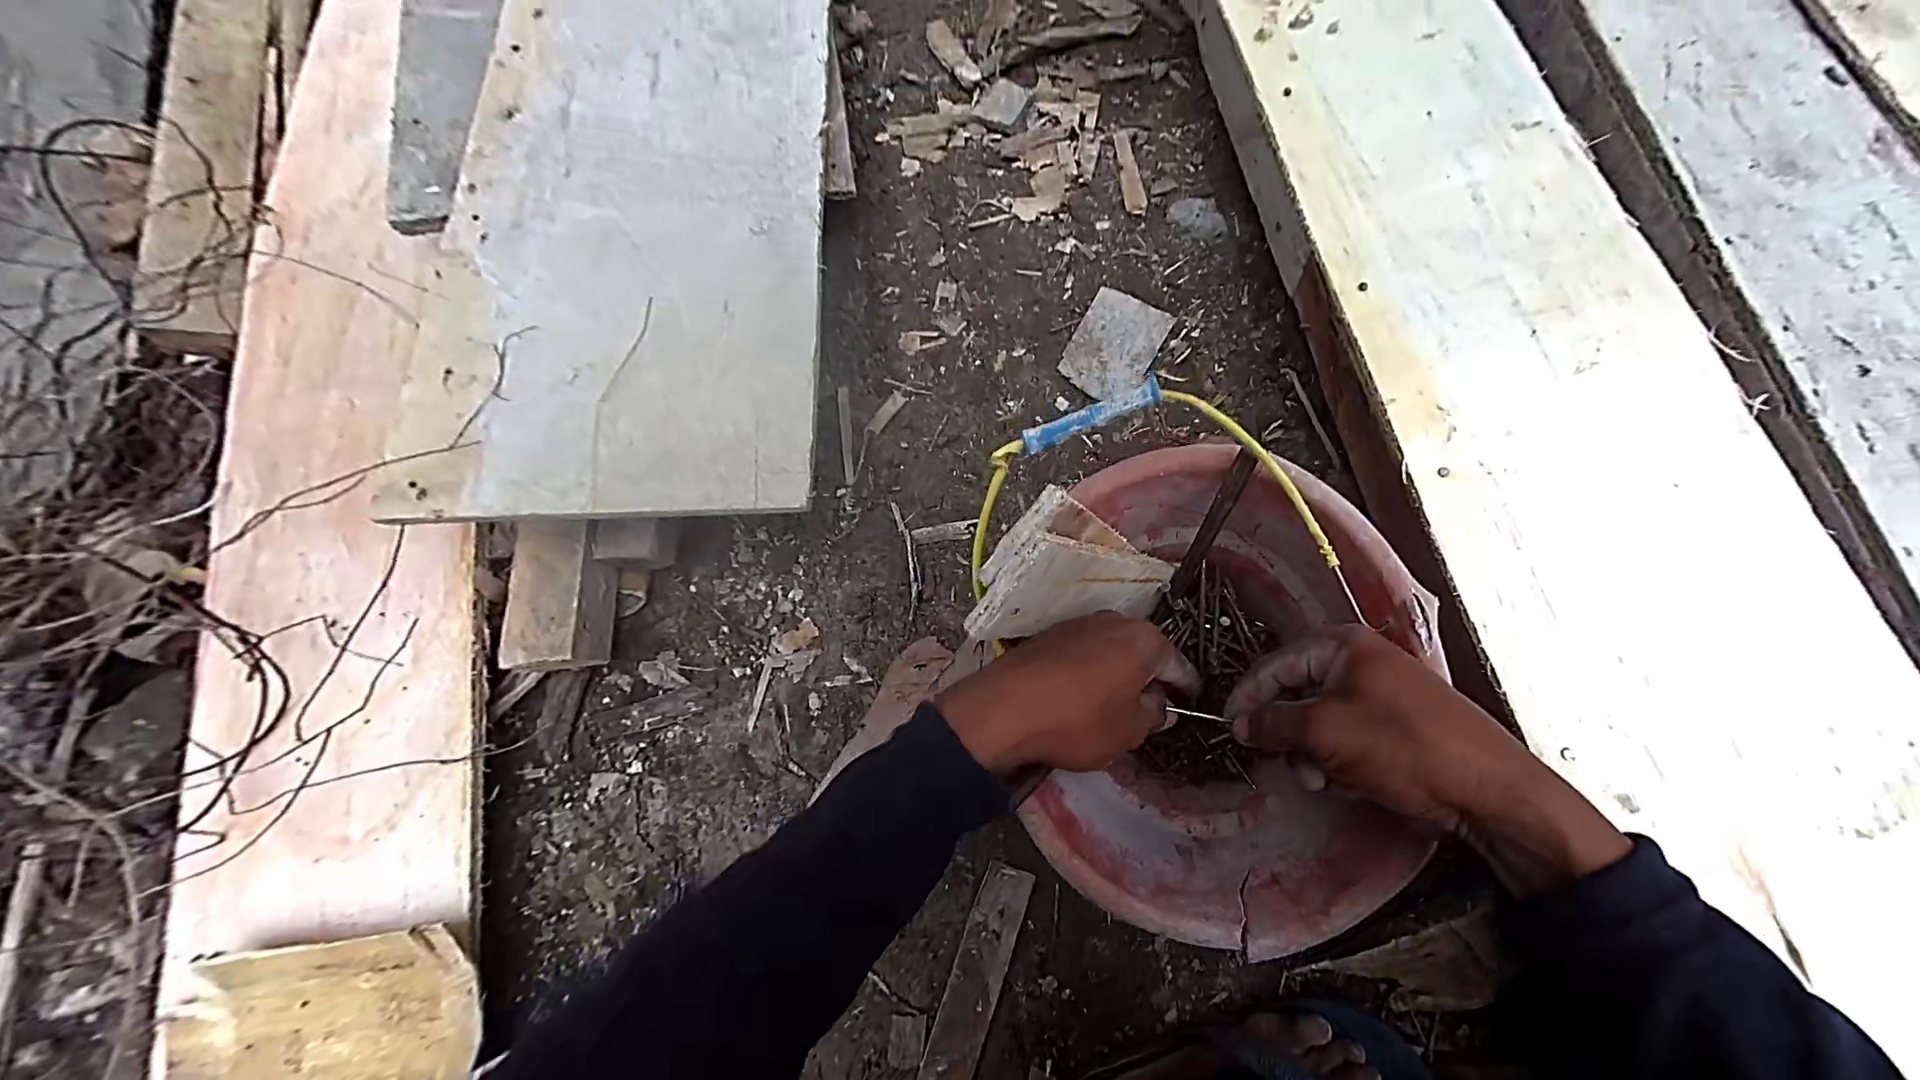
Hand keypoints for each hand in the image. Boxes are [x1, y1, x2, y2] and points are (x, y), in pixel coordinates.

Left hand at [936, 612, 1198, 774]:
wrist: (1003, 707)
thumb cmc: (1078, 719)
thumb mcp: (1129, 731)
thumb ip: (1153, 715)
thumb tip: (1156, 705)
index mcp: (1143, 639)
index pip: (1178, 665)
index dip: (1184, 689)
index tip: (1186, 705)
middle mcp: (1112, 620)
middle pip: (1141, 651)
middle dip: (1147, 677)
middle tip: (1148, 709)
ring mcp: (1076, 623)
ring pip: (1109, 650)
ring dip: (1115, 672)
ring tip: (1111, 704)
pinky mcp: (1047, 634)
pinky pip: (1080, 653)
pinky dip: (1086, 671)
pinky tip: (1078, 695)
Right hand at [1226, 625, 1630, 896]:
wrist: (1492, 792)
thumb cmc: (1405, 747)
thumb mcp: (1323, 731)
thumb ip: (1272, 723)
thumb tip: (1241, 725)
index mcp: (1343, 646)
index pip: (1274, 665)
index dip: (1247, 697)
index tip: (1231, 726)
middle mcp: (1359, 662)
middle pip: (1295, 694)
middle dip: (1288, 734)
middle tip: (1289, 760)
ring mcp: (1379, 693)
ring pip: (1318, 721)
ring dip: (1312, 754)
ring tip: (1326, 778)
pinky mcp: (1394, 725)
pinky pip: (1345, 737)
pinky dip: (1339, 760)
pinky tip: (1353, 781)